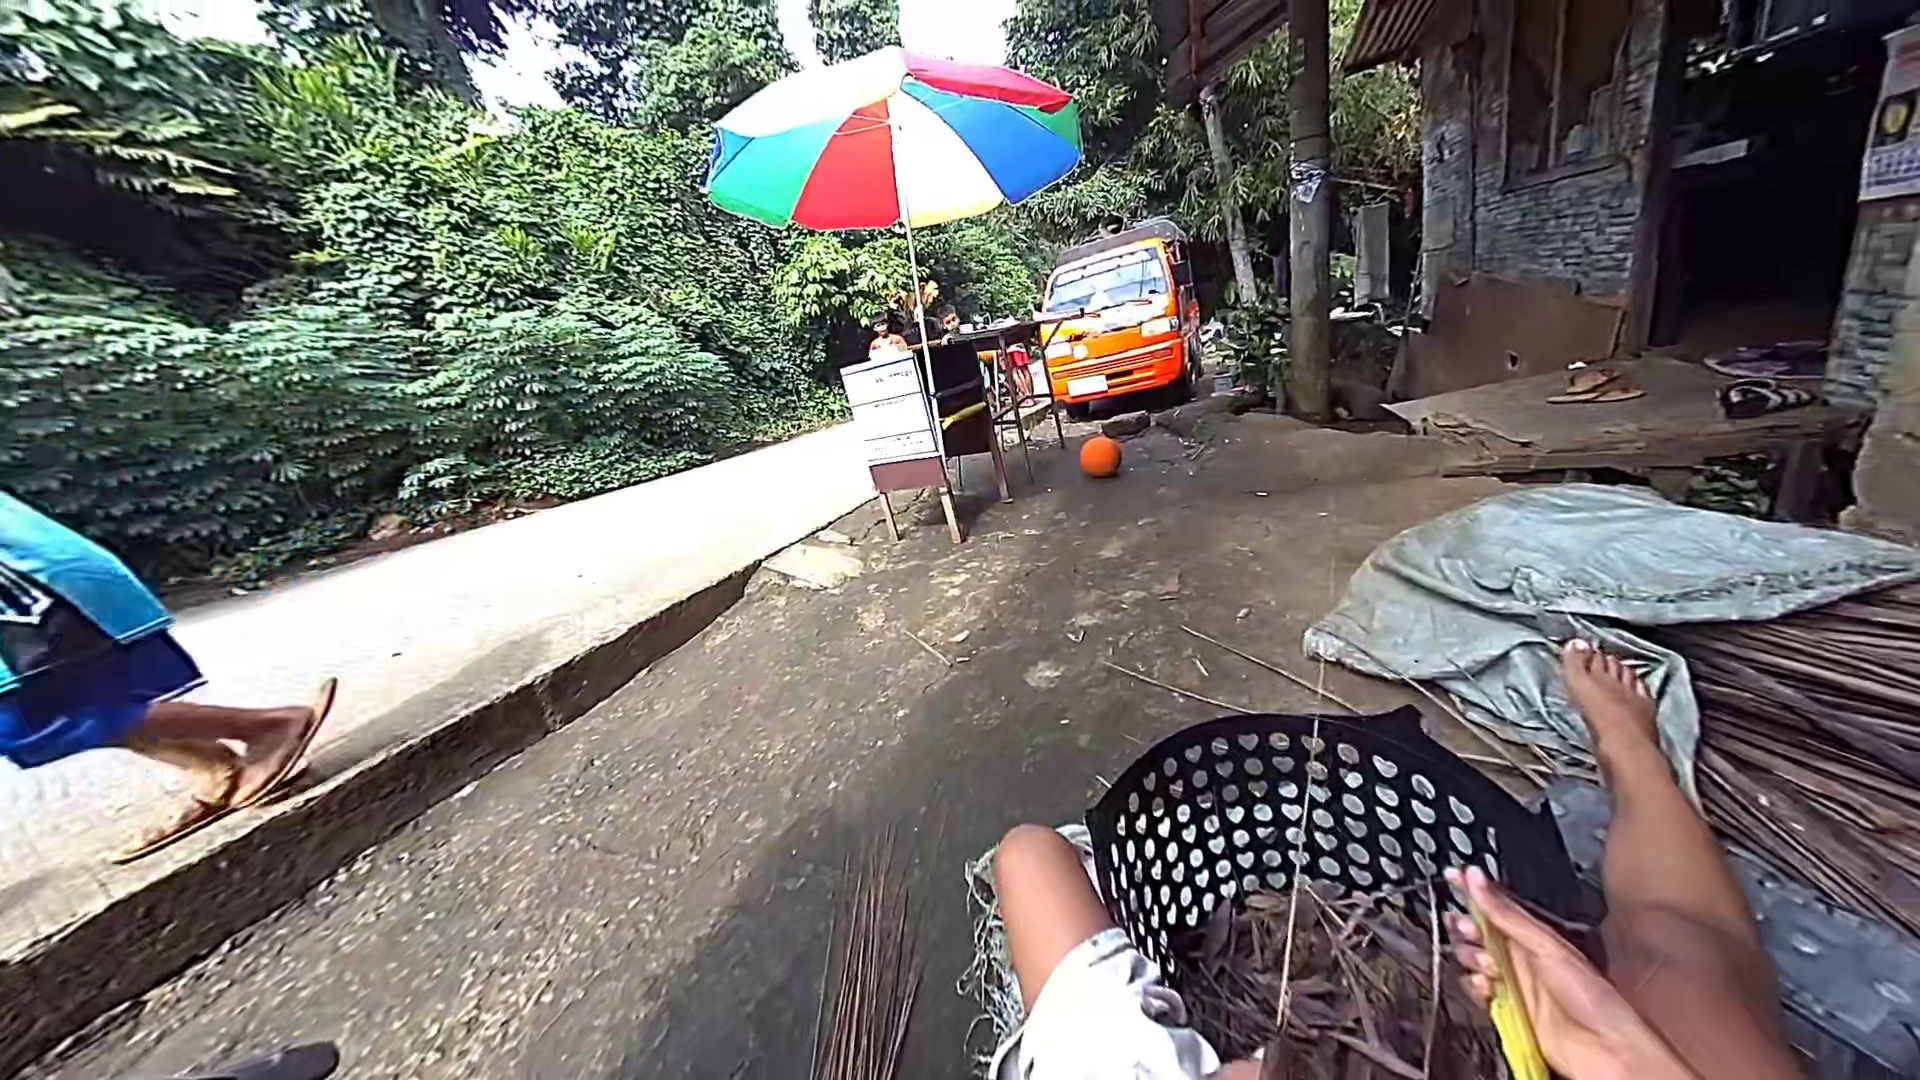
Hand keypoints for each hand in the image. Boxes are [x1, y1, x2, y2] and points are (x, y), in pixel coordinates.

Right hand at [1446, 867, 1698, 1079]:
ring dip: (1470, 957)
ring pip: (1468, 957)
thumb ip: (1506, 912)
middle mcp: (1517, 955)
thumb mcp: (1549, 947)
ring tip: (1488, 965)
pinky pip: (1473, 988)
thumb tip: (1474, 876)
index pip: (1490, 902)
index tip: (1451, 875)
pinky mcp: (1505, 1007)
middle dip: (1463, 925)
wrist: (1613, 1057)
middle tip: (1468, 929)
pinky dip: (1474, 986)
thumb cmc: (1597, 1002)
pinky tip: (1489, 987)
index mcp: (1529, 935)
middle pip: (1472, 929)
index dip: (1468, 887)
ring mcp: (1511, 981)